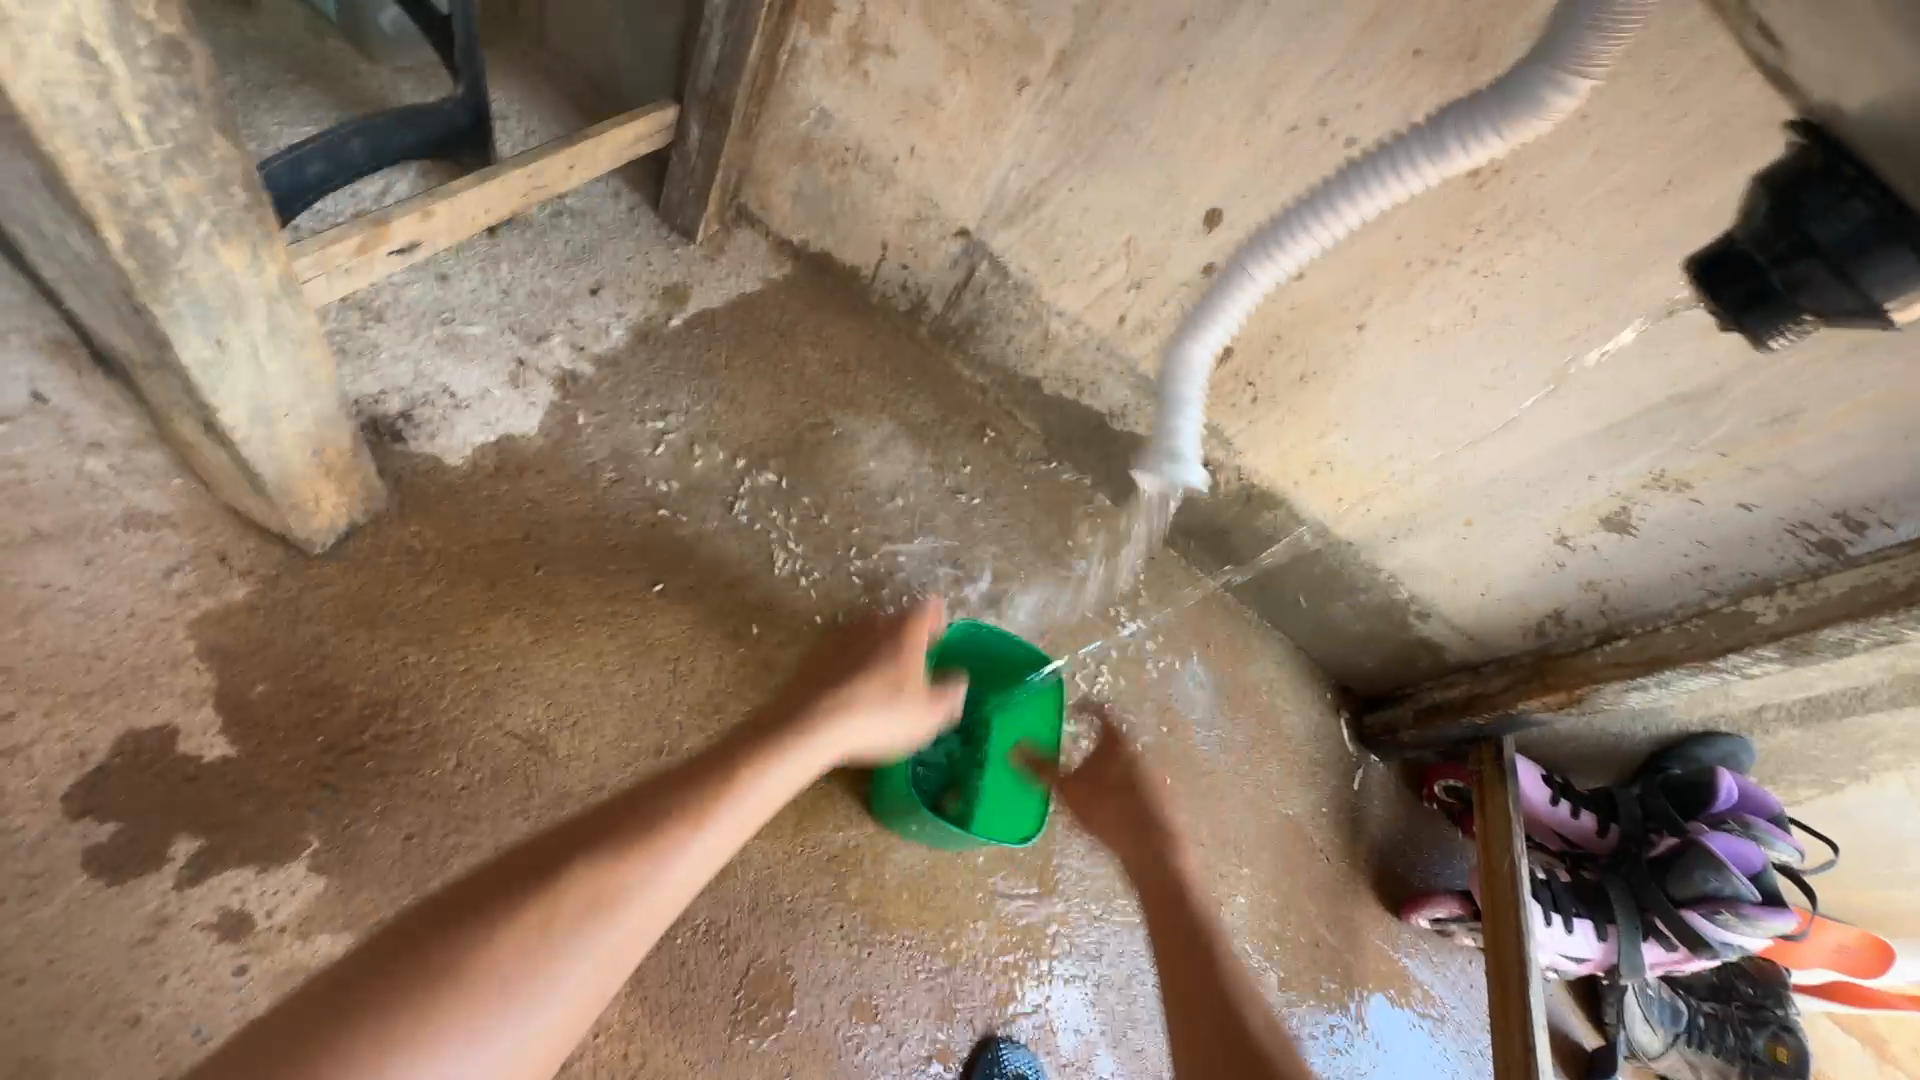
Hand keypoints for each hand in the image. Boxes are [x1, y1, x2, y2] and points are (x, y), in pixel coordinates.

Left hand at [767, 598, 968, 767]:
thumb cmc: (880, 716)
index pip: (929, 608)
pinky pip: (842, 654)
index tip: (940, 635)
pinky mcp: (813, 654)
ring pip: (867, 635)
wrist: (809, 724)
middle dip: (907, 636)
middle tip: (915, 661)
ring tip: (882, 678)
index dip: (937, 619)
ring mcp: (840, 635)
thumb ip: (951, 693)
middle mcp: (875, 622)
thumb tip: (959, 679)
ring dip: (877, 650)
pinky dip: (850, 665)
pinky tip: (851, 691)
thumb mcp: (930, 714)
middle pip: (897, 619)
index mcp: (907, 630)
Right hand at [1020, 702, 1186, 870]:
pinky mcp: (1158, 794)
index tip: (1071, 711)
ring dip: (1106, 763)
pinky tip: (1107, 801)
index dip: (1084, 707)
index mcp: (1115, 739)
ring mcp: (1151, 771)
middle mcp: (1137, 748)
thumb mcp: (1067, 789)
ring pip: (1124, 758)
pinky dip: (1118, 782)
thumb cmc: (1107, 810)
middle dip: (1093, 740)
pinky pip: (1133, 778)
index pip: (1099, 710)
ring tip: (1088, 778)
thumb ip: (1040, 768)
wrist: (1154, 847)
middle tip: (1075, 747)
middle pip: (1113, 734)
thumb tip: (1013, 748)